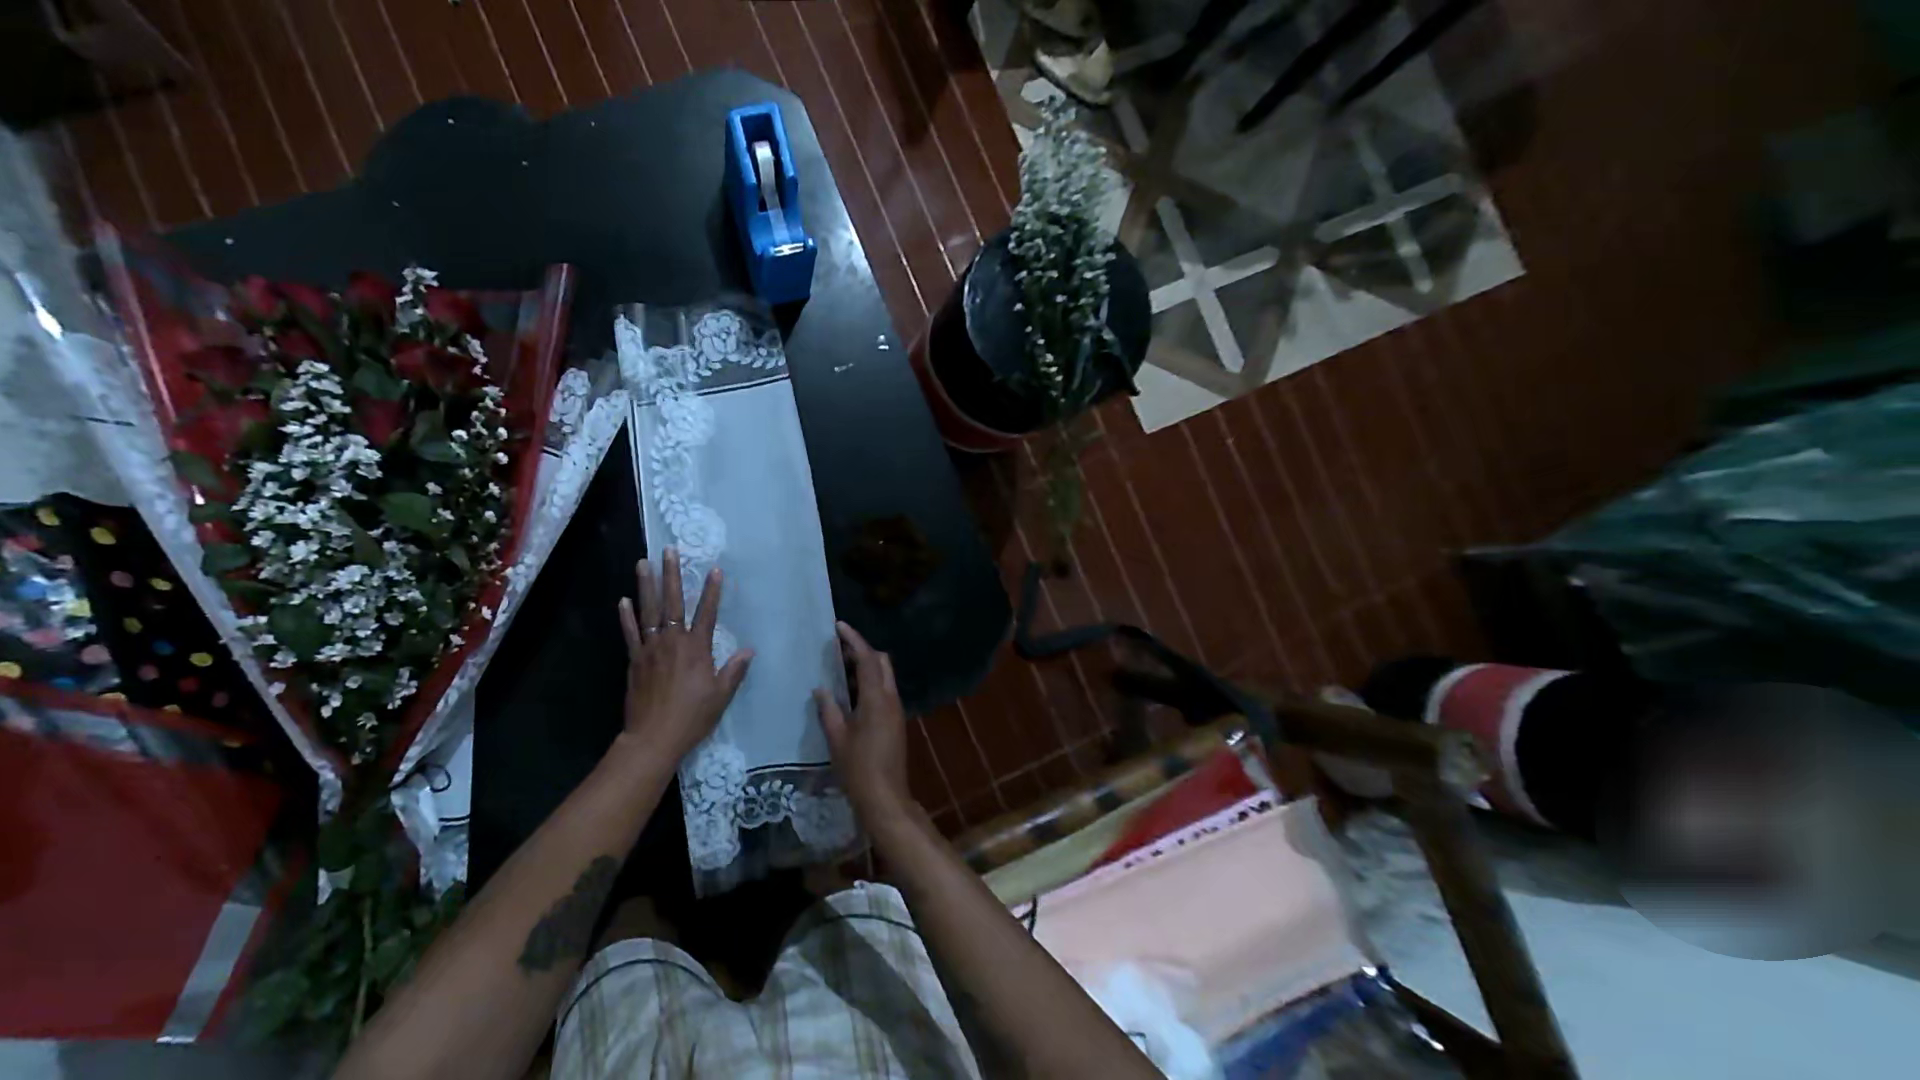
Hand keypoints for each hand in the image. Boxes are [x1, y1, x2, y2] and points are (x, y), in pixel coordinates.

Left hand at [617, 548, 752, 763]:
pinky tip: (623, 600)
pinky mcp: (634, 660)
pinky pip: (630, 633)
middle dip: (672, 575)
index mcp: (697, 649)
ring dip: (646, 586)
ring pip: (648, 611)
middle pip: (673, 602)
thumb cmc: (693, 716)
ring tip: (643, 563)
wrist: (654, 737)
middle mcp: (673, 642)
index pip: (707, 613)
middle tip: (668, 551)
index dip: (712, 591)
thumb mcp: (721, 695)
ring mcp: (650, 649)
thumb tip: (749, 650)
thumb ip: (734, 670)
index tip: (715, 570)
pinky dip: (626, 616)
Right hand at [816, 622, 914, 823]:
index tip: (839, 626)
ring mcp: (896, 710)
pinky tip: (850, 692)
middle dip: (862, 650)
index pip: (867, 658)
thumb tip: (821, 689)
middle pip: (881, 662)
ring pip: (885, 676)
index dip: (854, 639)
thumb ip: (828, 709)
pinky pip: (884, 691)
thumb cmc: (858, 767)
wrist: (885, 796)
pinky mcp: (896, 721)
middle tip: (838, 648)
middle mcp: (891, 699)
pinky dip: (869, 682)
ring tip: (840, 667)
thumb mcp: (836, 738)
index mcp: (877, 698)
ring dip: (866, 666)